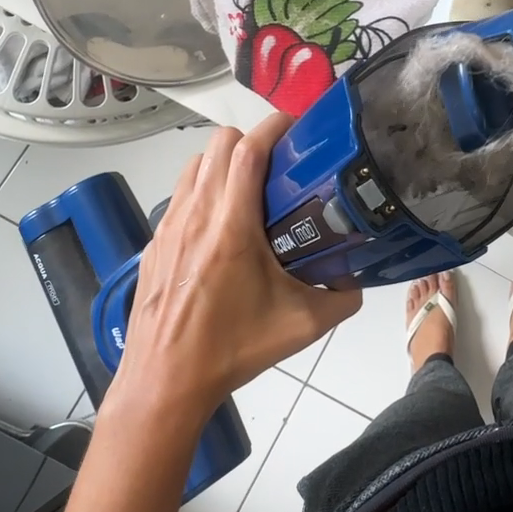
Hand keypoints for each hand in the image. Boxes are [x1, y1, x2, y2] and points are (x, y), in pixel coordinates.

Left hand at [107, 114, 360, 425]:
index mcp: (232, 227)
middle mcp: (196, 216)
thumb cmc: (231, 350)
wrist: (164, 385)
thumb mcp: (301, 326)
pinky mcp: (153, 244)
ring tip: (248, 188)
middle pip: (219, 142)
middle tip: (278, 164)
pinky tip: (219, 225)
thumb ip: (341, 298)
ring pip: (195, 163)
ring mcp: (169, 228)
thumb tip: (358, 281)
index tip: (297, 127)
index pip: (249, 150)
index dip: (275, 126)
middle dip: (251, 141)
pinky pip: (180, 195)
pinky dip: (202, 190)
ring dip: (223, 162)